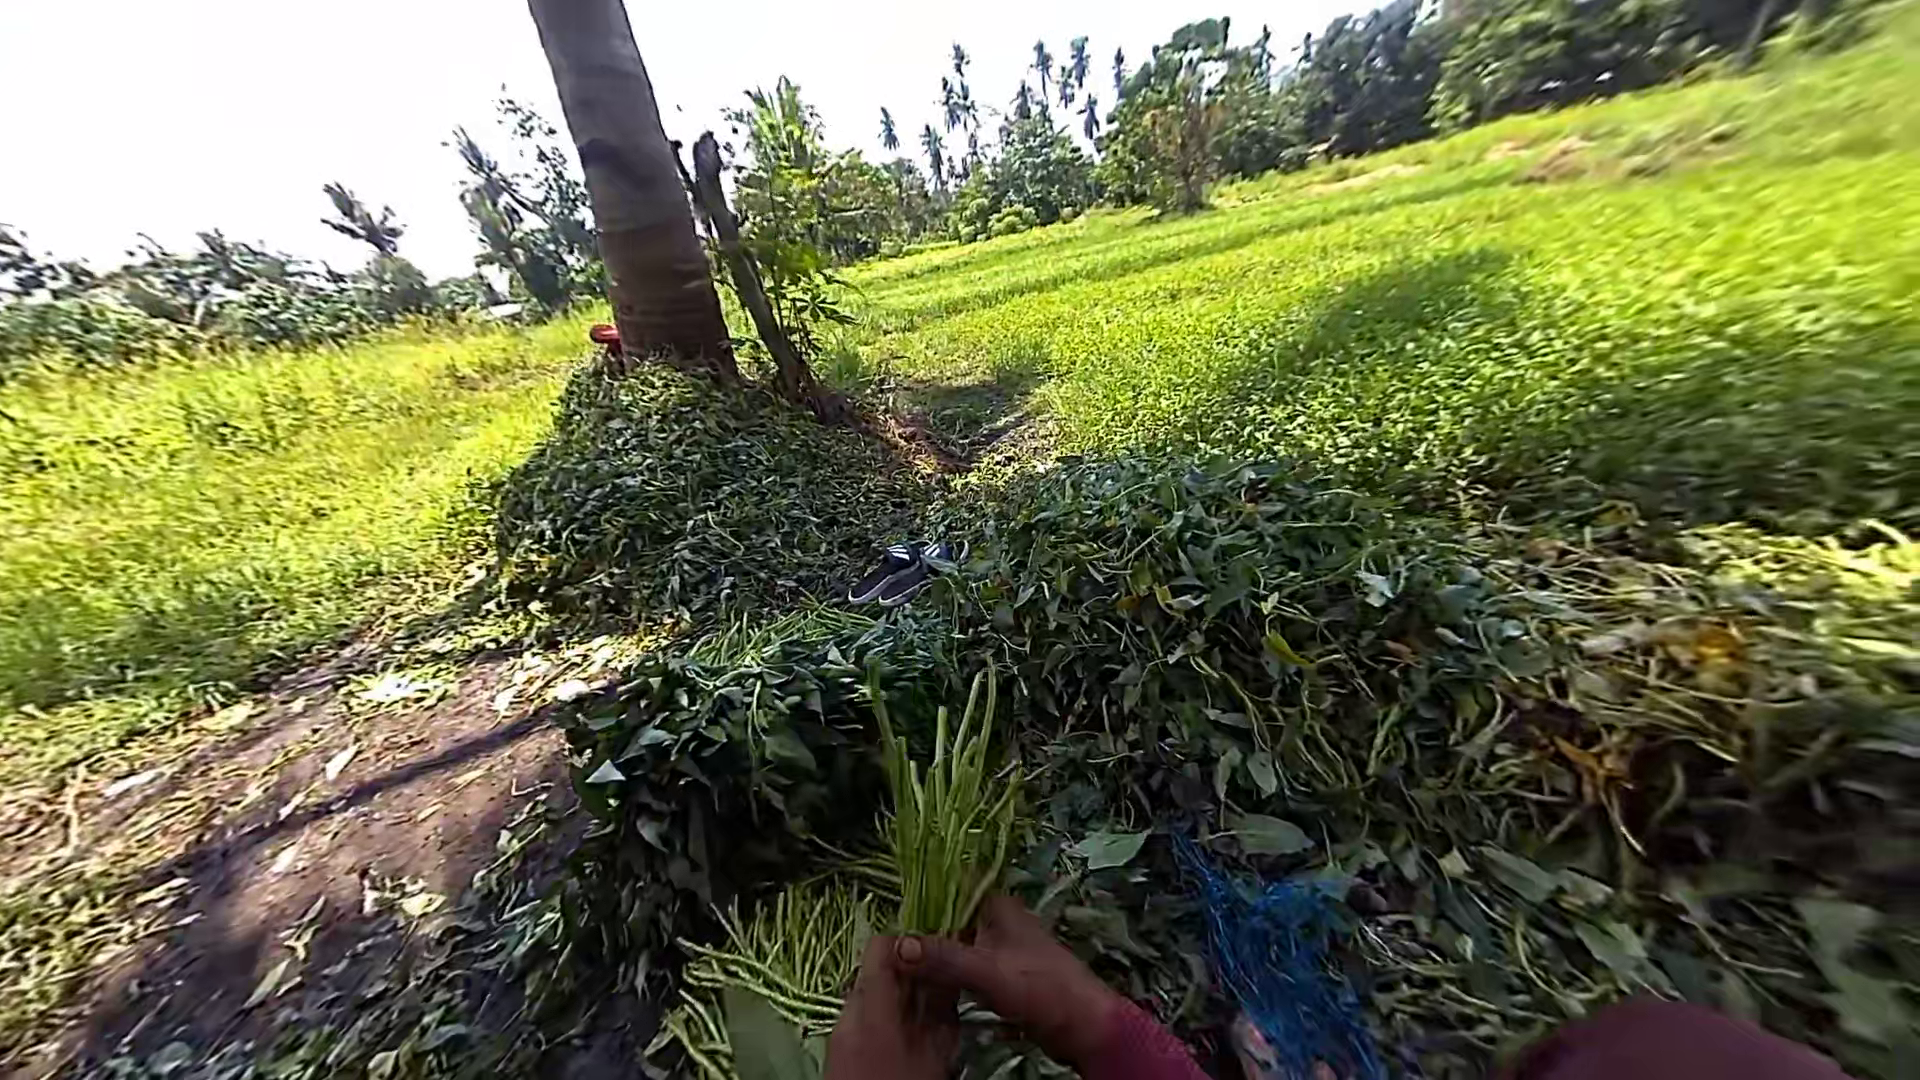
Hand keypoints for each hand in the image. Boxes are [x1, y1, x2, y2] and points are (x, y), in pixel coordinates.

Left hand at [825, 936, 957, 1079]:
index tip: (933, 956)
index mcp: (869, 1005)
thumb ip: (941, 1012)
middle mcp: (848, 1012)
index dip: (909, 944)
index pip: (881, 945)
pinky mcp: (837, 1054)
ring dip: (898, 998)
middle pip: (876, 970)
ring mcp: (838, 1034)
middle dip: (907, 974)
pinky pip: (862, 1020)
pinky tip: (908, 1040)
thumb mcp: (932, 1056)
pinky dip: (885, 1019)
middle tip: (937, 987)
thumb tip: (951, 979)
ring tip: (926, 1016)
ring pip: (870, 995)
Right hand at [894, 895, 1124, 1068]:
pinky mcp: (999, 971)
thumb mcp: (988, 971)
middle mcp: (993, 916)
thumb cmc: (1041, 986)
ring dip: (932, 951)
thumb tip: (898, 944)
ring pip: (955, 940)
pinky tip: (925, 985)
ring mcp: (996, 944)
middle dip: (922, 926)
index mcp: (993, 902)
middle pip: (949, 913)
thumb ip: (945, 958)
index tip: (894, 905)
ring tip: (900, 963)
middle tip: (890, 941)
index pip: (950, 882)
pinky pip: (963, 964)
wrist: (1083, 1024)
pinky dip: (945, 972)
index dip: (922, 889)